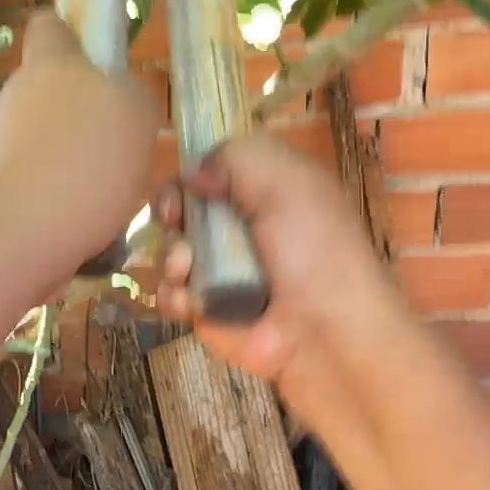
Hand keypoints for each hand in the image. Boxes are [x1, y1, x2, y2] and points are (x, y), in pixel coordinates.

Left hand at [0, 12, 160, 260]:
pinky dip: (37, 209)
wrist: (18, 232)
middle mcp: (9, 98)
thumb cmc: (87, 162)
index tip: (87, 63)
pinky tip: (62, 234)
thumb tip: (115, 99)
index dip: (67, 40)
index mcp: (49, 65)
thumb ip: (127, 95)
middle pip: (39, 98)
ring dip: (52, 170)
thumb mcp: (136, 114)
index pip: (49, 28)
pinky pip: (18, 194)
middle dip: (67, 125)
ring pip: (27, 150)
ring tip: (87, 208)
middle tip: (103, 160)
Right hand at [156, 133, 399, 379]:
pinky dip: (173, 296)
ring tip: (187, 269)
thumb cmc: (312, 249)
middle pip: (178, 210)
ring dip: (170, 257)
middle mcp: (237, 229)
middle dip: (171, 214)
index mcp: (264, 193)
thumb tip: (190, 174)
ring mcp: (217, 271)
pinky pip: (168, 295)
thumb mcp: (285, 182)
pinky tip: (192, 303)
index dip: (188, 178)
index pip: (210, 173)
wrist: (321, 331)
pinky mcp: (203, 310)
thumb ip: (235, 158)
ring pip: (167, 252)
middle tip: (175, 223)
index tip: (185, 190)